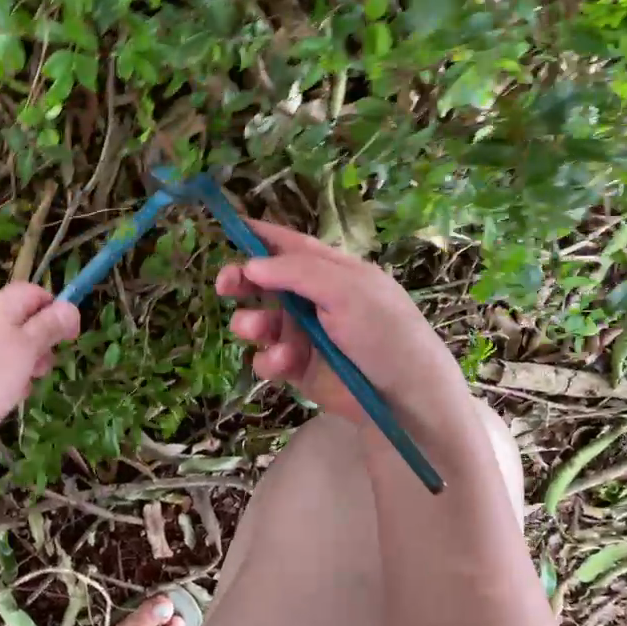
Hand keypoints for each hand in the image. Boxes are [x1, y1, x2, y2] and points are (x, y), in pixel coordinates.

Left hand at [0, 282, 80, 446]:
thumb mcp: (26, 350)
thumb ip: (48, 327)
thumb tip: (69, 306)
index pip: (33, 292)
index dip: (55, 309)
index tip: (69, 338)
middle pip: (19, 320)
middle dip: (39, 343)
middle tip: (43, 370)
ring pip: (4, 346)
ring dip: (22, 365)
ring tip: (22, 390)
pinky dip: (0, 378)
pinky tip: (0, 399)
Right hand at [217, 220, 469, 432]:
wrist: (402, 396)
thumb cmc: (383, 332)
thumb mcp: (346, 290)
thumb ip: (297, 272)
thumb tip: (250, 264)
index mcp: (333, 272)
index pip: (292, 247)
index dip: (262, 237)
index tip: (230, 229)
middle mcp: (314, 300)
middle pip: (266, 283)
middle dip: (243, 282)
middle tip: (224, 285)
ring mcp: (304, 335)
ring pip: (260, 322)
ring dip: (252, 323)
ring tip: (254, 329)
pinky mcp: (297, 368)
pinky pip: (267, 357)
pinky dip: (269, 358)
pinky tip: (283, 363)